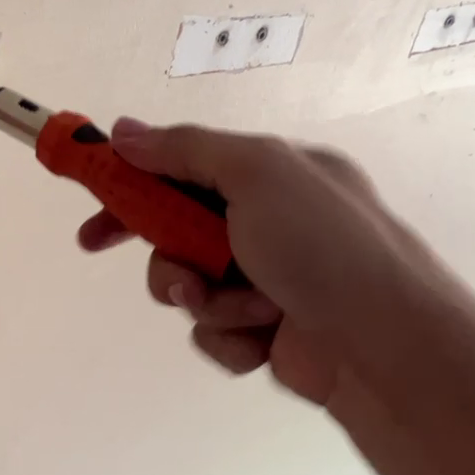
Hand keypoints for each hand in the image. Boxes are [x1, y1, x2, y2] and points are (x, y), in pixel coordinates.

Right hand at [78, 118, 436, 408]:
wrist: (382, 343)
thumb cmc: (322, 245)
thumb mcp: (256, 174)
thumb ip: (184, 151)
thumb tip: (122, 130)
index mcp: (267, 178)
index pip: (179, 174)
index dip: (129, 192)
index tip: (92, 215)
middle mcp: (263, 225)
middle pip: (174, 237)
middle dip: (172, 262)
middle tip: (174, 284)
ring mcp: (262, 280)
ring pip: (187, 289)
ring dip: (209, 302)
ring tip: (251, 310)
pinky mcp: (259, 331)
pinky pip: (210, 331)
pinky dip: (230, 336)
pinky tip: (265, 338)